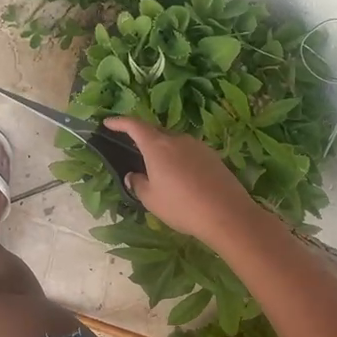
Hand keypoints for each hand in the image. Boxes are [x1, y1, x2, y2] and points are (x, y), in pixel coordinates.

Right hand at [105, 116, 261, 243]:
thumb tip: (133, 175)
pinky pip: (189, 152)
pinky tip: (183, 178)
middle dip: (142, 138)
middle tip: (134, 150)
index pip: (134, 125)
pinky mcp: (213, 156)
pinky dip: (180, 159)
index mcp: (156, 146)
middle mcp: (176, 139)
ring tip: (160, 170)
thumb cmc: (182, 206)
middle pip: (155, 131)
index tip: (108, 122)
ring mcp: (197, 146)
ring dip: (163, 151)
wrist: (227, 214)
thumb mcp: (152, 200)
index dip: (119, 122)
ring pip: (174, 142)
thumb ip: (138, 184)